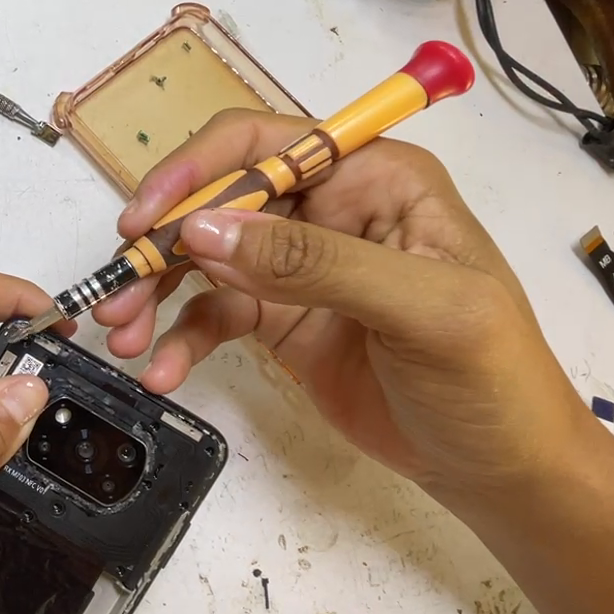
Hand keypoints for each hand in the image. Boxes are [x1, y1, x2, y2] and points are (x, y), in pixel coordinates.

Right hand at [92, 109, 591, 497]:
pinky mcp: (271, 316)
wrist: (496, 468)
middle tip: (117, 299)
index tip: (141, 222)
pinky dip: (178, 340)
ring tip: (123, 337)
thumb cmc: (489, 378)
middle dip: (157, 250)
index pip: (260, 145)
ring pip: (197, 260)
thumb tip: (199, 232)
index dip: (191, 173)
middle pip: (212, 206)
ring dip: (153, 295)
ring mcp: (290, 266)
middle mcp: (321, 209)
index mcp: (368, 178)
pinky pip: (208, 314)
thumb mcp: (418, 309)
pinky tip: (163, 372)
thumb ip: (310, 262)